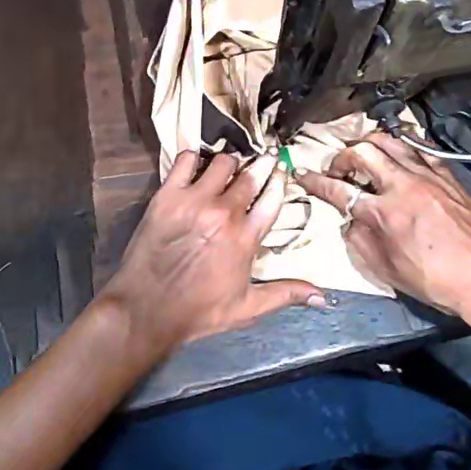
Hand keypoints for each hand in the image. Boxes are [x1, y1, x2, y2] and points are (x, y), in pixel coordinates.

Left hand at [98, 151, 324, 352]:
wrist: (147, 309)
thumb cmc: (199, 311)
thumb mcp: (247, 308)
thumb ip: (286, 294)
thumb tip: (324, 298)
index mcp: (246, 238)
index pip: (272, 197)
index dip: (279, 180)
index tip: (281, 169)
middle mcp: (225, 214)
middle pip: (251, 175)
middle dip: (260, 165)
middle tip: (262, 158)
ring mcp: (194, 201)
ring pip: (222, 163)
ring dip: (229, 162)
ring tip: (228, 167)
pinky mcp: (167, 196)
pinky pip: (185, 161)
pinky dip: (194, 158)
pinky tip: (196, 165)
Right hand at [298, 134, 470, 331]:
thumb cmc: (439, 281)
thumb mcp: (386, 270)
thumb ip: (360, 241)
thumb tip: (351, 222)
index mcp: (384, 212)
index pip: (339, 189)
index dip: (316, 182)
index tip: (304, 176)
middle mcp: (404, 185)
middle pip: (363, 152)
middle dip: (342, 156)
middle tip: (336, 168)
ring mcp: (429, 177)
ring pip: (392, 141)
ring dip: (370, 143)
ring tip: (363, 153)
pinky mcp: (448, 177)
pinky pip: (420, 149)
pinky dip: (403, 146)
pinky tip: (399, 153)